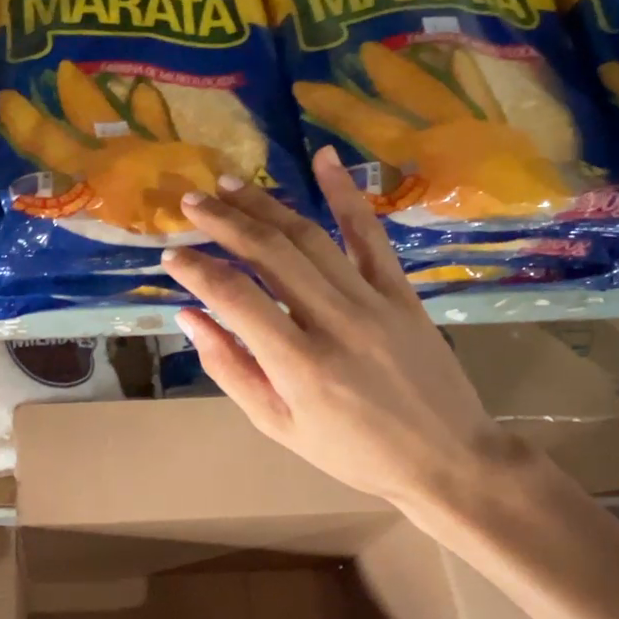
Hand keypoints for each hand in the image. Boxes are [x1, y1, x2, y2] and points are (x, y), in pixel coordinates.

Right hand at [161, 149, 516, 513]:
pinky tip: (322, 160)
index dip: (197, 270)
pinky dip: (345, 195)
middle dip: (224, 221)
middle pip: (271, 253)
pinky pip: (370, 235)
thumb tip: (189, 317)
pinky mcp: (402, 291)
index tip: (171, 255)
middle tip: (191, 202)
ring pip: (310, 237)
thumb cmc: (352, 452)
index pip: (235, 297)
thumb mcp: (278, 425)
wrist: (447, 459)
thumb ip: (230, 369)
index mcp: (299, 364)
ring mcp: (374, 300)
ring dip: (265, 205)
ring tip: (229, 185)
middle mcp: (335, 321)